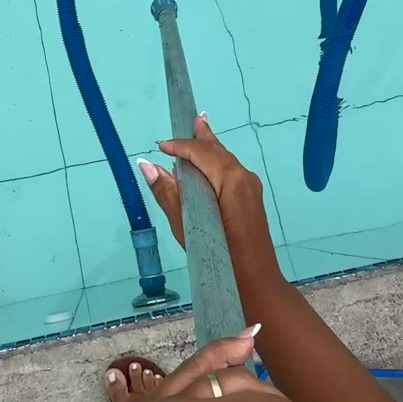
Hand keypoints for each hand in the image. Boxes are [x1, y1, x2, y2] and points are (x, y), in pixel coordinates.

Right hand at [137, 114, 278, 273]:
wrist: (255, 283)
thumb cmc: (218, 254)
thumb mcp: (186, 223)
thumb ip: (167, 192)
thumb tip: (146, 165)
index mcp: (230, 179)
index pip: (201, 152)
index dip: (180, 146)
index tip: (160, 146)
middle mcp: (243, 177)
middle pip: (217, 151)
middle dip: (201, 136)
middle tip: (192, 118)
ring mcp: (250, 188)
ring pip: (225, 160)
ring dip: (209, 148)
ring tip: (199, 130)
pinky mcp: (250, 199)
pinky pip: (230, 171)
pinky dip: (216, 162)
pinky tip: (208, 164)